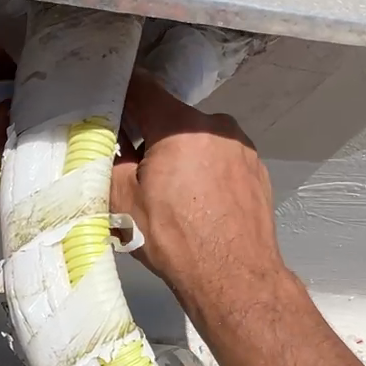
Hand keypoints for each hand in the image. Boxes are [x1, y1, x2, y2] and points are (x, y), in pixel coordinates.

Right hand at [112, 73, 284, 310]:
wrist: (233, 276)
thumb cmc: (174, 238)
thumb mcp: (122, 202)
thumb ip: (110, 164)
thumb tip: (109, 148)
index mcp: (179, 126)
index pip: (143, 89)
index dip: (121, 93)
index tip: (108, 103)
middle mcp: (216, 126)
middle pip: (170, 120)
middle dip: (150, 139)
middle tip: (136, 174)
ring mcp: (241, 146)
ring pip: (197, 141)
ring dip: (179, 158)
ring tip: (170, 198)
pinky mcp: (256, 168)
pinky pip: (219, 160)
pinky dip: (203, 173)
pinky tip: (197, 206)